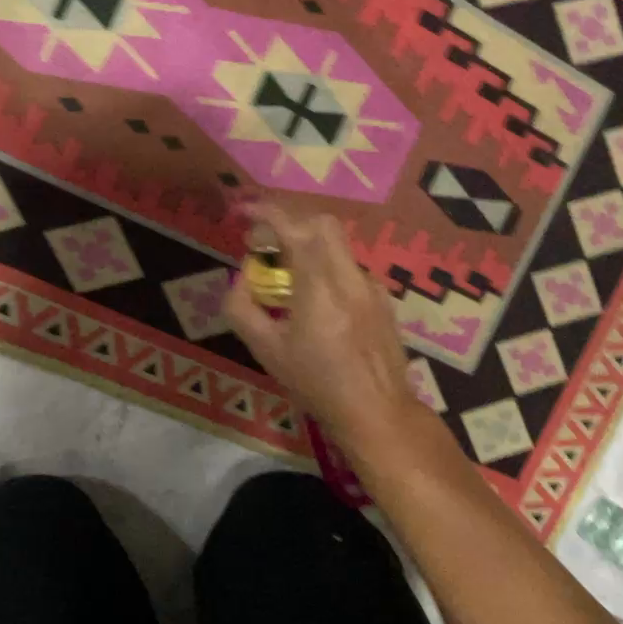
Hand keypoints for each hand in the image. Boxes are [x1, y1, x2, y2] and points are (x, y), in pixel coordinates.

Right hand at [223, 203, 444, 451]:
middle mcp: (349, 279)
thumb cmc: (316, 385)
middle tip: (264, 243)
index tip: (242, 211)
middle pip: (322, 224)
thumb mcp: (266, 351)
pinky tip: (315, 300)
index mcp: (319, 289)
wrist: (376, 412)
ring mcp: (371, 287)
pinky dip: (325, 267)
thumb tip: (240, 278)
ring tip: (285, 274)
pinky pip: (348, 268)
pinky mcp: (382, 299)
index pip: (295, 229)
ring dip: (306, 245)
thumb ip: (242, 308)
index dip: (265, 212)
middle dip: (288, 222)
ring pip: (336, 245)